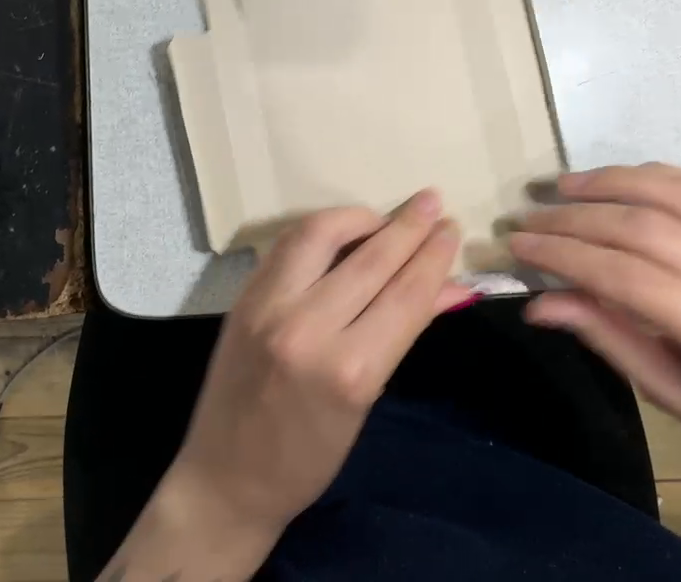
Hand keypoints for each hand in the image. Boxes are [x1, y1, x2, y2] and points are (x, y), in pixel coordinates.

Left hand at [165, 191, 471, 541]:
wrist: (227, 477)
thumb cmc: (309, 456)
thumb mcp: (367, 399)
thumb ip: (406, 332)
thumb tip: (454, 287)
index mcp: (349, 370)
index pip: (406, 295)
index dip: (434, 257)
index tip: (452, 229)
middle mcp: (308, 329)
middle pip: (372, 260)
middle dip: (408, 227)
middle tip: (432, 202)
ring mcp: (269, 308)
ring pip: (322, 235)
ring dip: (362, 218)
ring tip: (389, 215)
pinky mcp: (245, 297)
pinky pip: (288, 244)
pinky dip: (321, 229)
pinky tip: (343, 228)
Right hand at [508, 163, 680, 484]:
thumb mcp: (664, 392)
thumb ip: (603, 336)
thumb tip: (537, 303)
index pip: (630, 278)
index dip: (567, 257)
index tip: (519, 246)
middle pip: (647, 229)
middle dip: (577, 219)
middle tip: (528, 220)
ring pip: (676, 195)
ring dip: (613, 183)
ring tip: (562, 187)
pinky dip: (650, 176)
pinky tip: (614, 182)